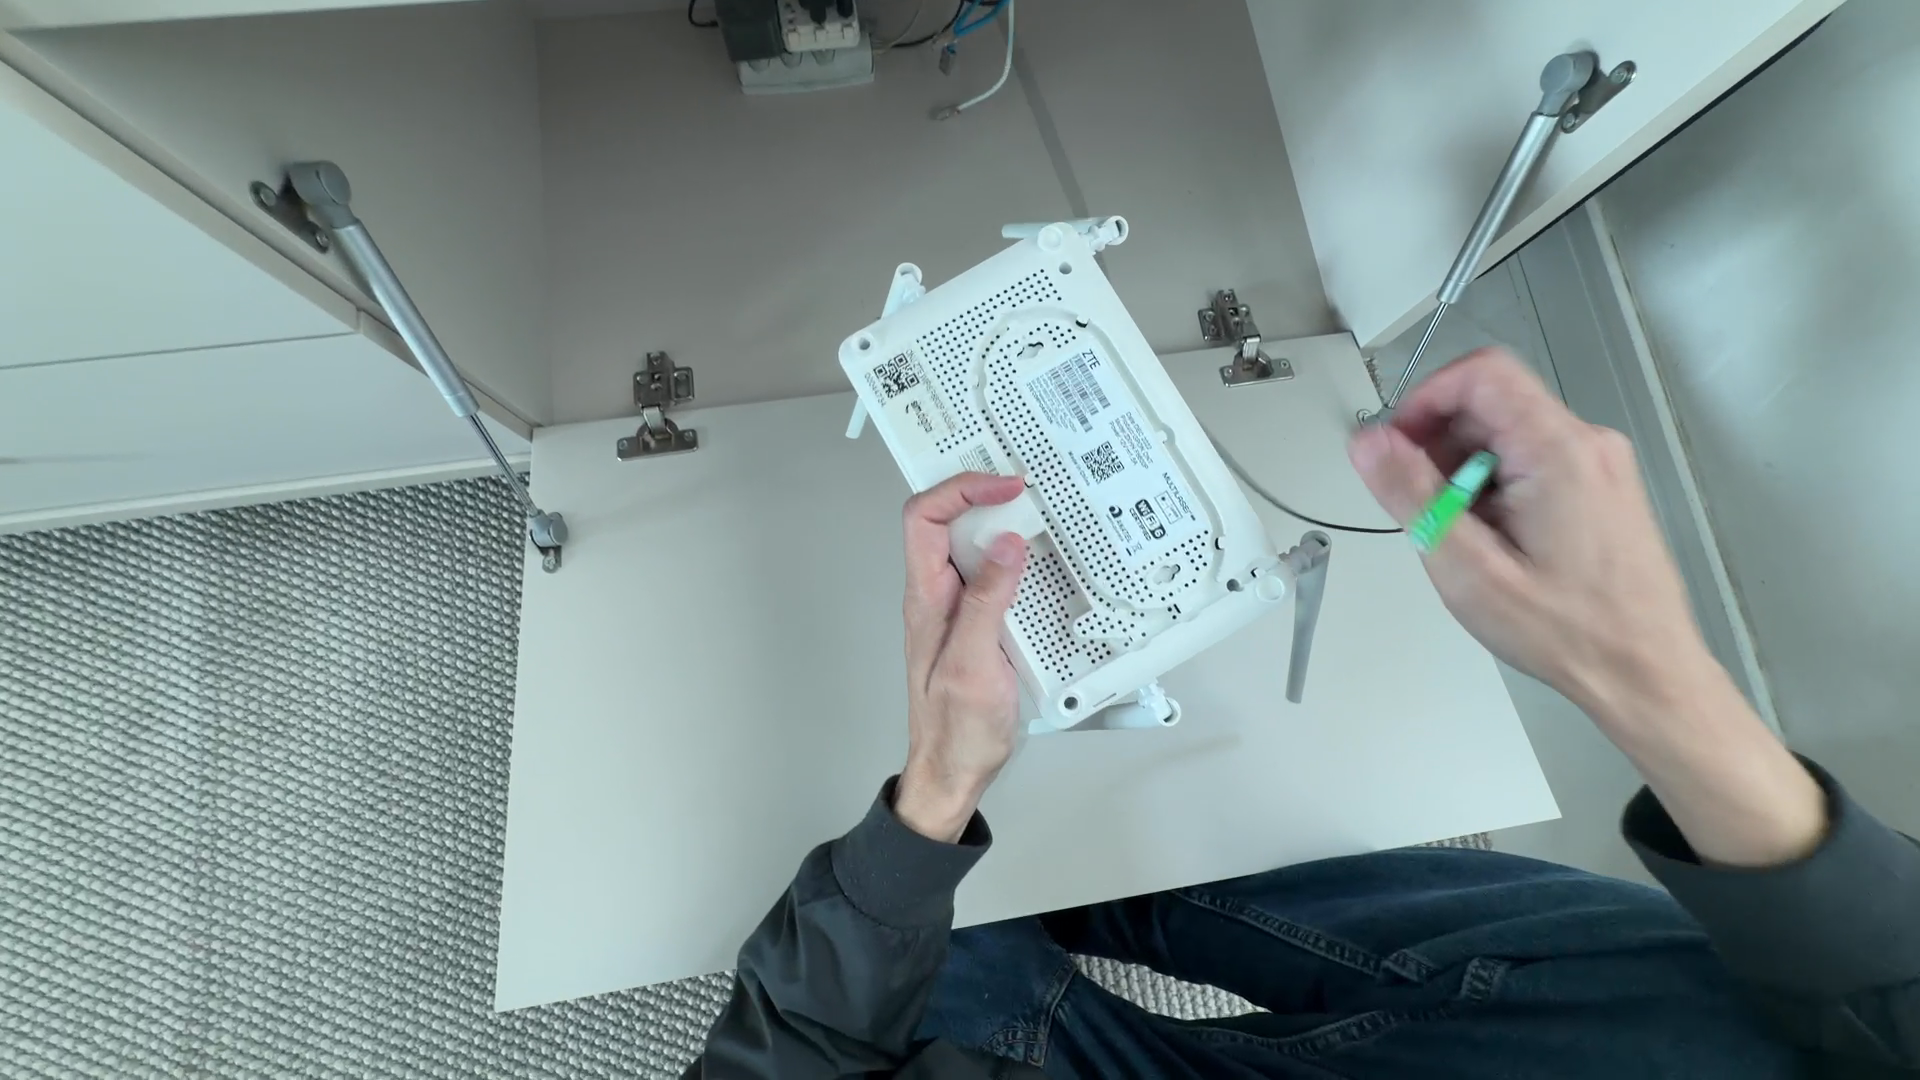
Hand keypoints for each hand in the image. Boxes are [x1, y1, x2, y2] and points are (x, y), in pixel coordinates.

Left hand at [894, 472, 1029, 842]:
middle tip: (1027, 486)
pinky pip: (994, 575)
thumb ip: (988, 601)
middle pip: (947, 522)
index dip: (961, 491)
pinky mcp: (979, 621)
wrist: (953, 769)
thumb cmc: (955, 727)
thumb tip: (1006, 543)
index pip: (926, 518)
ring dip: (1002, 524)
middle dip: (984, 495)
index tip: (1006, 487)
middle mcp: (938, 593)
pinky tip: (1042, 562)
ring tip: (1040, 512)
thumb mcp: (974, 664)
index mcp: (927, 596)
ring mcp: (959, 606)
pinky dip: (1016, 559)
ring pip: (972, 546)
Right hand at [1349, 347, 1698, 719]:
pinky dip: (1486, 485)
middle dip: (1434, 444)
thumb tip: (1365, 440)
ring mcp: (1596, 463)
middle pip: (1487, 404)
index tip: (1393, 451)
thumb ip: (1410, 494)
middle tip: (1417, 508)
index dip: (1423, 400)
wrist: (1645, 675)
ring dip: (1457, 470)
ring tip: (1455, 533)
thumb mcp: (1464, 565)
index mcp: (1557, 450)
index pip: (1481, 374)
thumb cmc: (1559, 628)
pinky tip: (1485, 538)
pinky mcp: (1596, 485)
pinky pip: (1523, 458)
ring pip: (1502, 433)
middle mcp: (1585, 442)